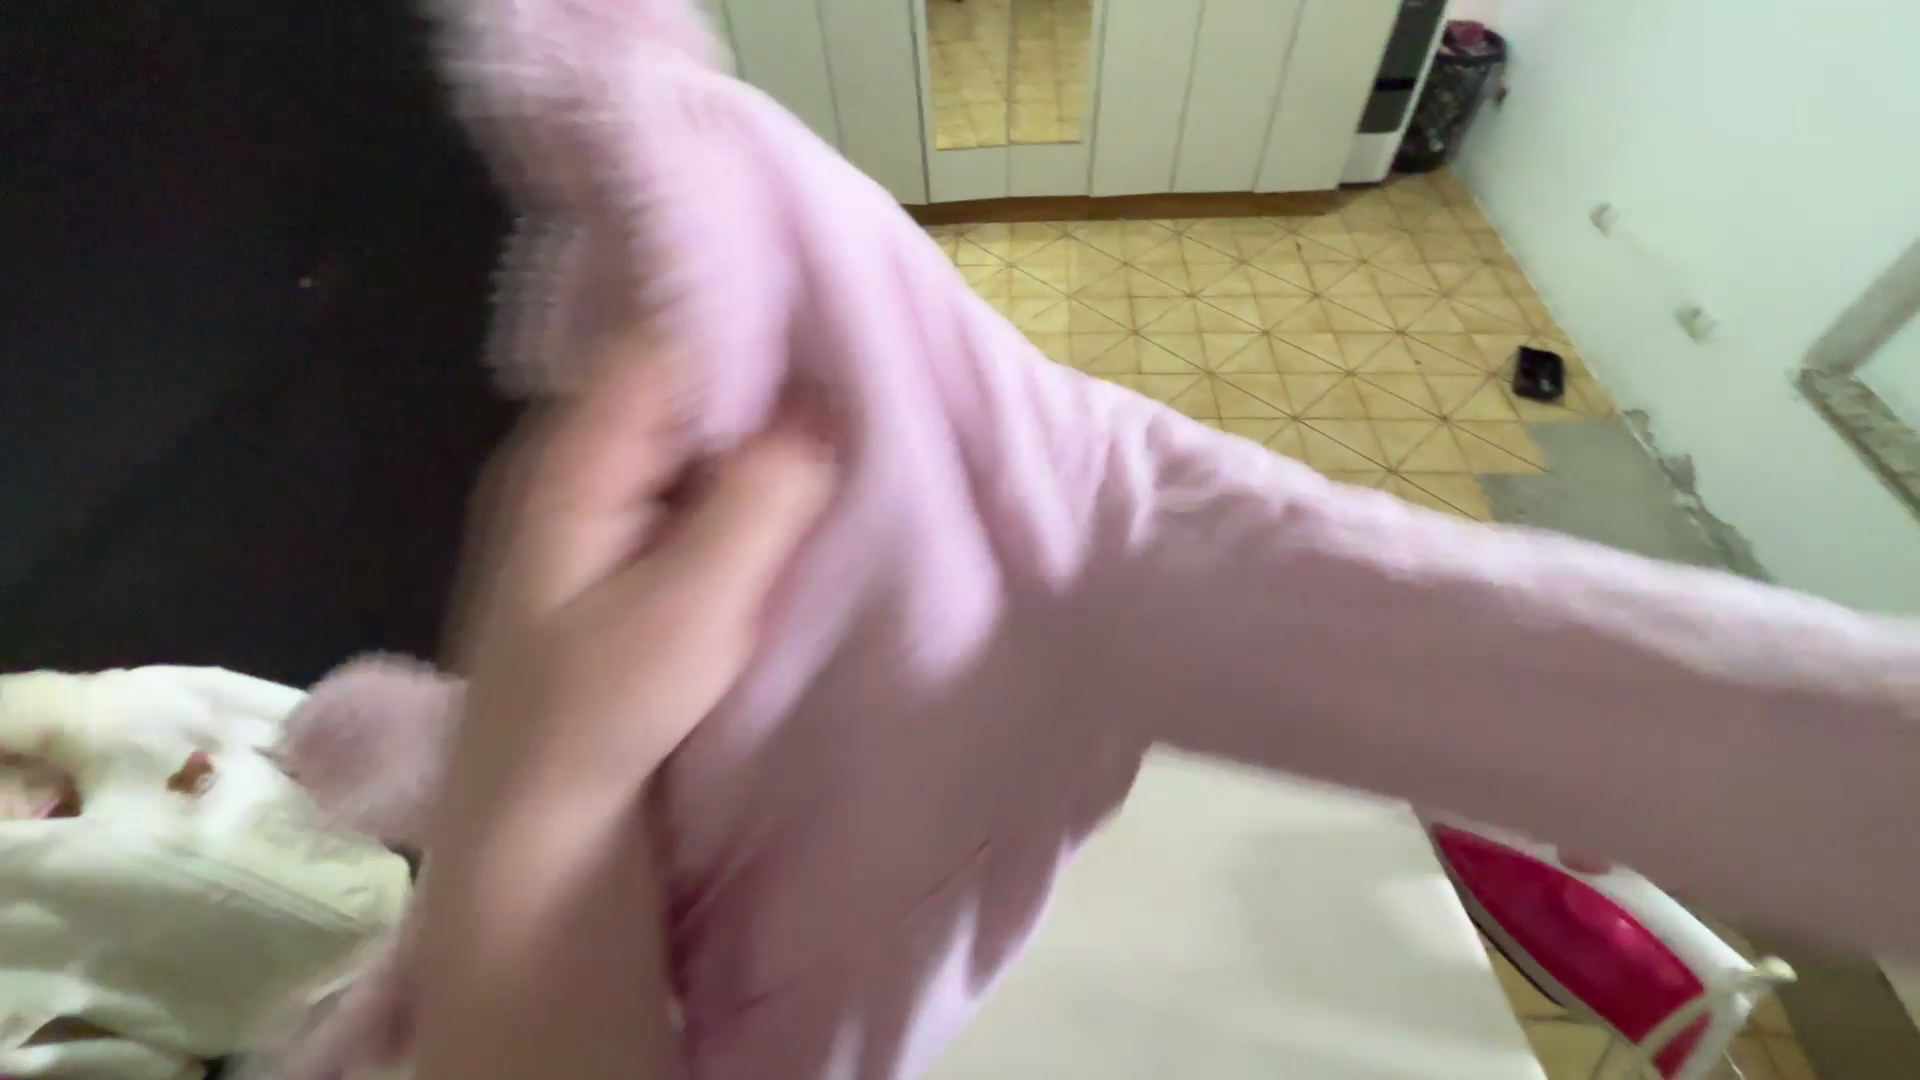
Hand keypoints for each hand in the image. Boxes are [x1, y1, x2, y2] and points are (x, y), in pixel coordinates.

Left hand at [452, 334, 836, 796]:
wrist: (542, 802)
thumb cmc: (601, 708)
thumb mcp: (692, 605)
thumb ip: (759, 500)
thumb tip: (824, 405)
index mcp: (576, 458)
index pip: (657, 342)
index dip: (741, 326)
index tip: (827, 328)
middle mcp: (581, 458)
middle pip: (679, 379)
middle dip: (764, 379)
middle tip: (849, 379)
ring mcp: (603, 497)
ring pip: (692, 428)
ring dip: (760, 429)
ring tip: (836, 423)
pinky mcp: (628, 534)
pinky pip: (694, 474)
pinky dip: (744, 470)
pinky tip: (790, 482)